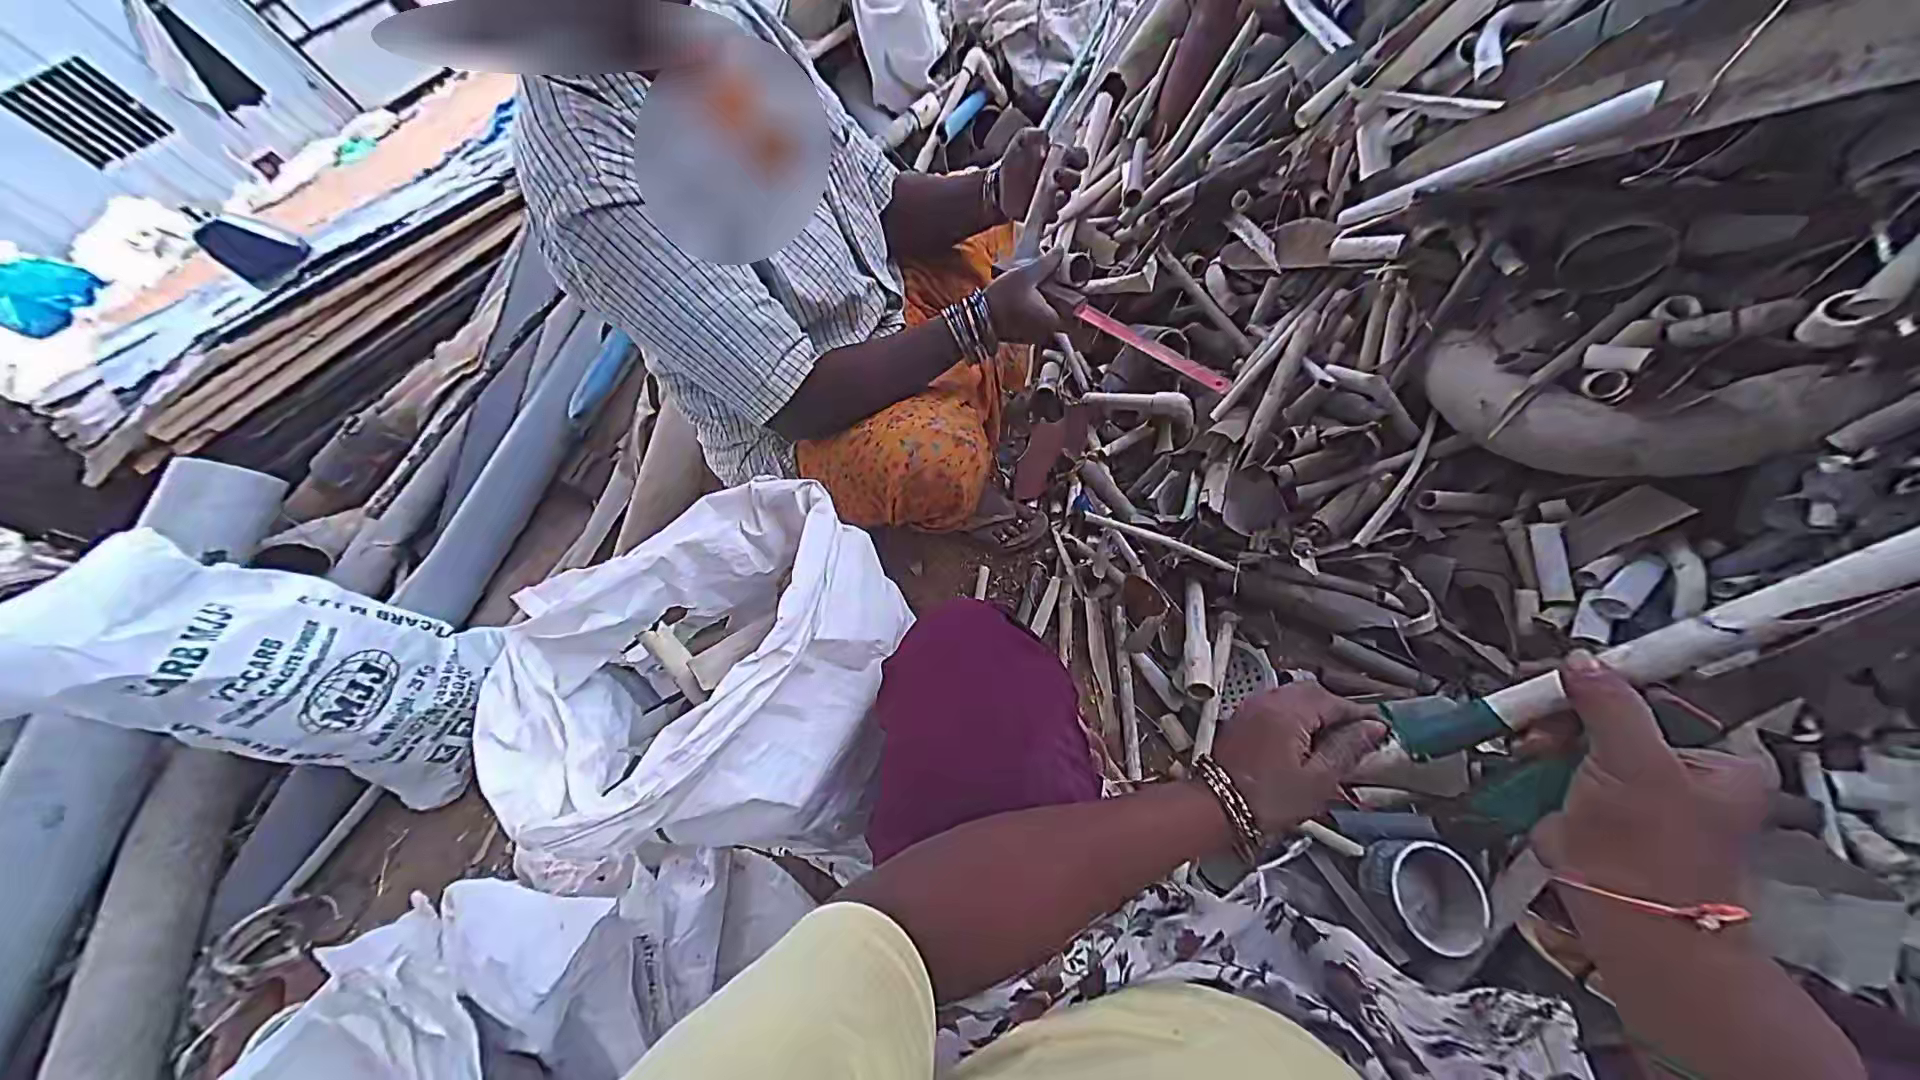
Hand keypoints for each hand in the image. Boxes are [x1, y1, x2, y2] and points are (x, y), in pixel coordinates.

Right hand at [983, 247, 1069, 344]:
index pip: (1076, 311)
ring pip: (1051, 318)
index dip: (1074, 295)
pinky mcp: (1026, 336)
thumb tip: (1059, 252)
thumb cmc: (1001, 300)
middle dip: (1060, 298)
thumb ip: (1047, 263)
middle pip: (1064, 314)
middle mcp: (1048, 332)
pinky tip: (1027, 298)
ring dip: (1048, 304)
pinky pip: (1038, 323)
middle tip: (1051, 283)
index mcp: (1053, 320)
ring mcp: (1036, 336)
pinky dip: (1036, 311)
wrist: (979, 318)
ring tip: (1037, 289)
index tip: (1067, 285)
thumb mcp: (1026, 274)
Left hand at [994, 128, 1087, 221]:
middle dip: (1069, 177)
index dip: (1079, 158)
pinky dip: (1049, 214)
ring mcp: (1054, 198)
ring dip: (1060, 197)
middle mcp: (1061, 180)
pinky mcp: (1044, 214)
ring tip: (1050, 193)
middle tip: (1056, 174)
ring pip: (1065, 199)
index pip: (1080, 158)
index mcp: (1061, 159)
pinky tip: (1041, 210)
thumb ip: (1033, 136)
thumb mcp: (1022, 141)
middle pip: (1075, 179)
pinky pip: (1052, 216)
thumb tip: (1044, 136)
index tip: (1070, 157)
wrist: (998, 186)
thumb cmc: (1014, 160)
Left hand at [1209, 680, 1386, 834]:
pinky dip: (1295, 717)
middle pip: (1312, 692)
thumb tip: (1371, 729)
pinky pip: (1275, 707)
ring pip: (1292, 697)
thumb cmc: (1265, 799)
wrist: (1217, 807)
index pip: (1334, 700)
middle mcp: (1266, 701)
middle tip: (1359, 735)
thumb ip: (1347, 749)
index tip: (1379, 730)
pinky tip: (1304, 741)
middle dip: (1338, 710)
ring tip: (1334, 741)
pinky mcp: (1242, 719)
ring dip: (1316, 712)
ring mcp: (1251, 708)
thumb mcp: (1319, 780)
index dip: (1361, 714)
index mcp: (1287, 711)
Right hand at [1532, 651, 1769, 905]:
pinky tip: (1525, 758)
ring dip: (1543, 733)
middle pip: (1603, 710)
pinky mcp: (1583, 792)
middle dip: (1563, 713)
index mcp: (1713, 757)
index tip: (1564, 675)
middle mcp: (1671, 764)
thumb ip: (1611, 707)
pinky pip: (1552, 754)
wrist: (1619, 909)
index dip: (1606, 683)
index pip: (1652, 696)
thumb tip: (1582, 660)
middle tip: (1542, 720)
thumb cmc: (1652, 851)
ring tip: (1532, 749)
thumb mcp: (1638, 765)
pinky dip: (1533, 752)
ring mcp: (1623, 779)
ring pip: (1571, 730)